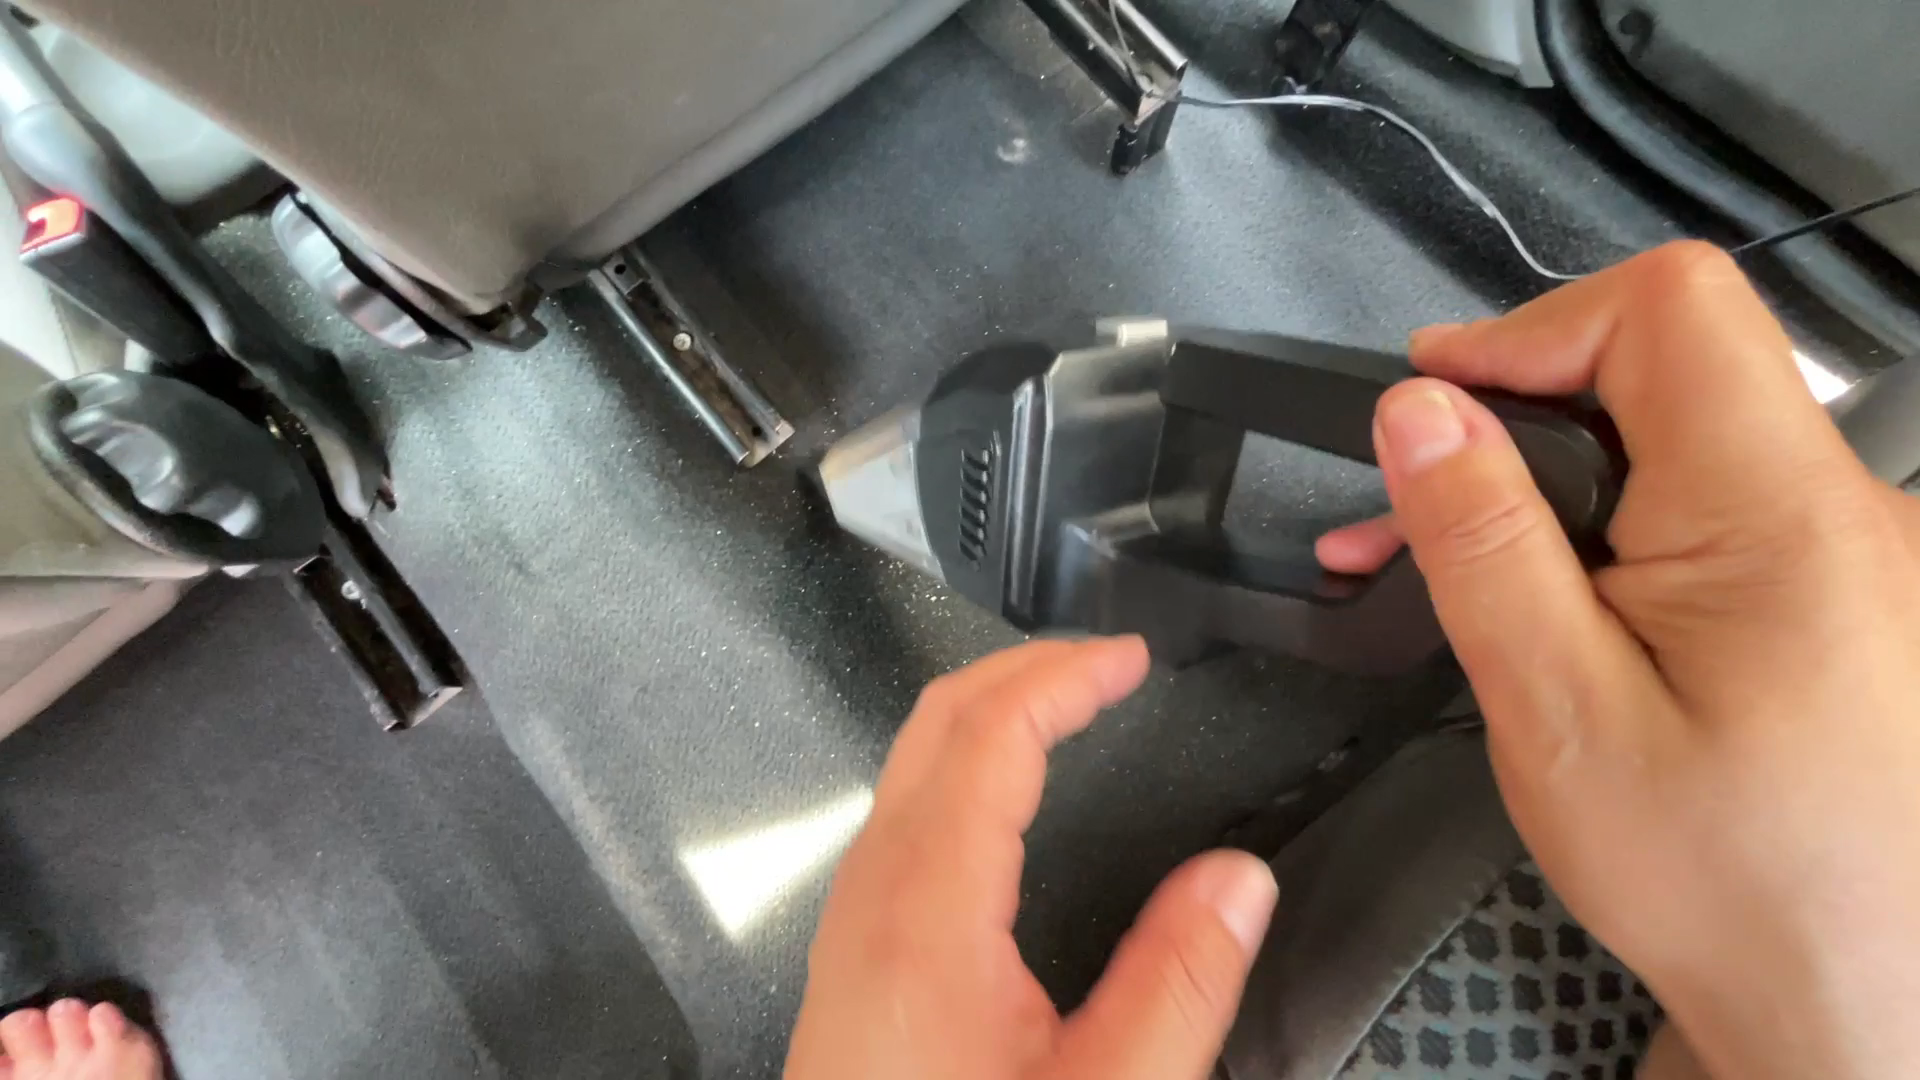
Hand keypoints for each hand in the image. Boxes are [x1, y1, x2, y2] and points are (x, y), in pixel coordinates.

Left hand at [786, 637, 1277, 1079]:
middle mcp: (878, 878)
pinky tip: (1011, 775)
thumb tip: (1241, 878)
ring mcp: (858, 896)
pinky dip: (969, 748)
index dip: (1066, 676)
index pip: (994, 732)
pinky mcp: (859, 922)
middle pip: (942, 715)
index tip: (1130, 657)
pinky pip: (911, 790)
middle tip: (1104, 662)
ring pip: (918, 747)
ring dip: (994, 702)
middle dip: (1026, 667)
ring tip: (1069, 698)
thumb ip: (1179, 981)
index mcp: (930, 901)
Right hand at [1320, 242, 1919, 1079]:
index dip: (1526, 331)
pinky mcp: (1810, 590)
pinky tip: (1500, 584)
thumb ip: (1481, 543)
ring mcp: (1830, 549)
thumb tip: (1416, 413)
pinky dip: (1568, 527)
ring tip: (1405, 551)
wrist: (1867, 1012)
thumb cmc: (1714, 873)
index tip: (1424, 398)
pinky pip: (1672, 512)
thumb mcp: (1554, 702)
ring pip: (1645, 448)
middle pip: (1648, 373)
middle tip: (1399, 496)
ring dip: (1517, 482)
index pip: (1664, 314)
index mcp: (1779, 519)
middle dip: (1499, 420)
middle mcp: (1834, 509)